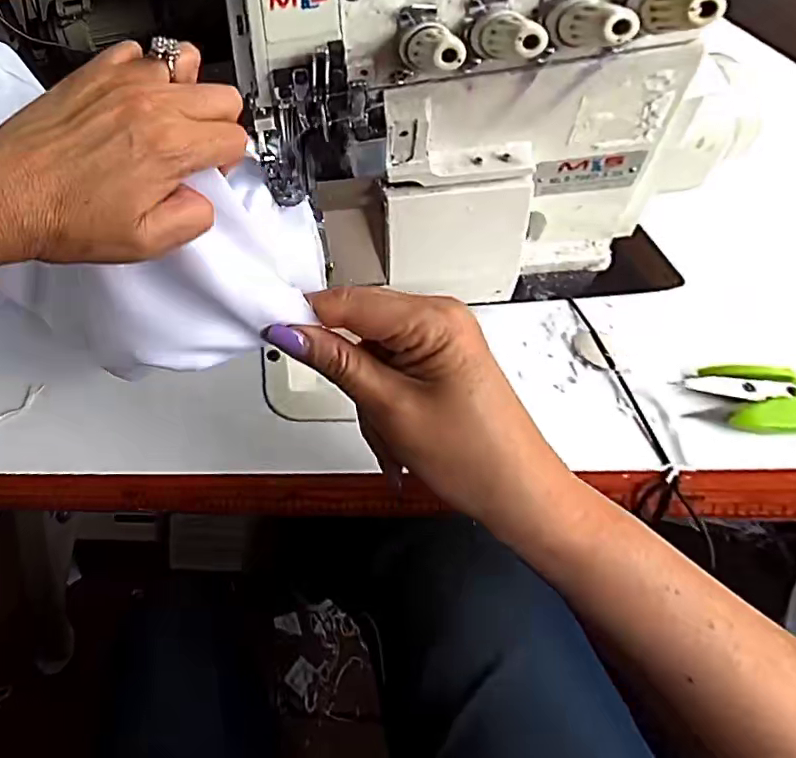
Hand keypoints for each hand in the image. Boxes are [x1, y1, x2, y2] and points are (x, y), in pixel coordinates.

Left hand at [0, 40, 246, 295]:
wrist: (1, 197)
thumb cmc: (59, 216)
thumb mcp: (143, 241)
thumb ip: (192, 219)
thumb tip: (203, 199)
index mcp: (169, 145)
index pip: (234, 137)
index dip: (227, 160)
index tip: (209, 170)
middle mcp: (150, 103)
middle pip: (223, 96)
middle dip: (218, 125)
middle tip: (195, 147)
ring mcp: (121, 82)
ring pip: (186, 64)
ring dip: (187, 92)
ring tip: (168, 118)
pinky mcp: (93, 73)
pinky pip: (139, 53)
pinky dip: (145, 72)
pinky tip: (133, 101)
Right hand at [266, 287, 584, 540]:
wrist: (522, 496)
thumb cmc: (480, 458)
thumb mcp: (391, 409)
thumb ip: (337, 362)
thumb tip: (294, 332)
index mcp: (435, 318)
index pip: (349, 300)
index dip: (306, 316)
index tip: (273, 330)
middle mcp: (440, 317)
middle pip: (358, 322)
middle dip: (345, 366)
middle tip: (353, 404)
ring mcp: (441, 336)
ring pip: (369, 348)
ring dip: (364, 391)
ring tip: (387, 433)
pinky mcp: (438, 355)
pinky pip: (388, 362)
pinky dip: (379, 395)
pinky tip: (395, 429)